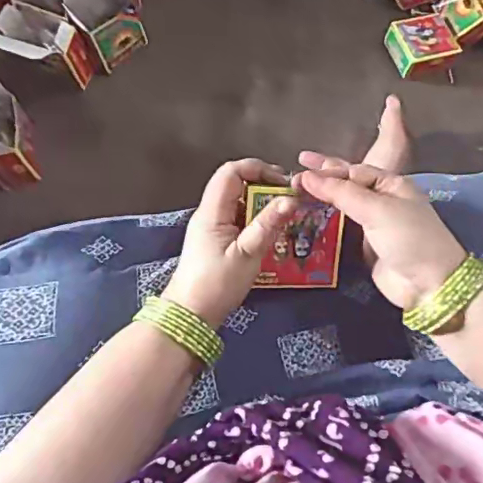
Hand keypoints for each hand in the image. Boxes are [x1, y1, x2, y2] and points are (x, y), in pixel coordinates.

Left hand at [161, 158, 297, 325]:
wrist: (191, 314)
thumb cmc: (217, 284)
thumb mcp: (248, 254)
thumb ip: (268, 224)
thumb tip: (291, 199)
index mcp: (212, 212)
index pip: (231, 171)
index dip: (257, 168)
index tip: (282, 181)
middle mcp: (209, 213)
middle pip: (235, 183)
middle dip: (263, 184)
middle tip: (288, 197)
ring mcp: (211, 227)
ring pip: (238, 201)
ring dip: (261, 202)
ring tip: (285, 213)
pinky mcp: (216, 240)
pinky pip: (237, 218)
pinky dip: (255, 218)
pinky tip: (271, 230)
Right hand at [294, 96, 467, 309]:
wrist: (428, 284)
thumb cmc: (409, 238)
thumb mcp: (377, 209)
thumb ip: (341, 193)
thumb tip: (307, 176)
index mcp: (390, 184)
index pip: (352, 171)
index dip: (327, 170)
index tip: (300, 169)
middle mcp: (381, 200)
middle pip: (346, 186)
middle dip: (320, 181)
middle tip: (292, 179)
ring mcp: (372, 224)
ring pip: (340, 206)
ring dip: (319, 201)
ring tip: (293, 196)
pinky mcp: (364, 246)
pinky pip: (340, 228)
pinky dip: (323, 222)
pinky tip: (306, 219)